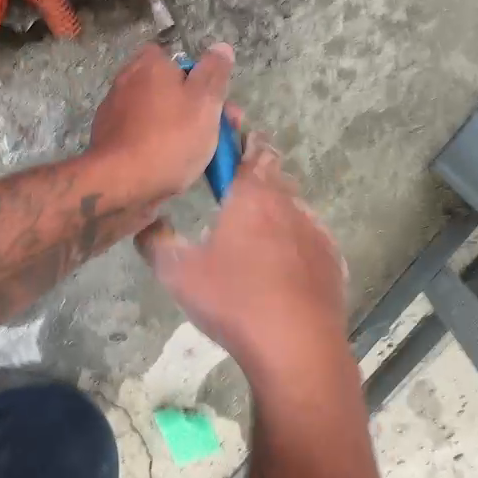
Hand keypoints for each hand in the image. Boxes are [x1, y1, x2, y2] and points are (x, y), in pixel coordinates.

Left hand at [87, 42, 235, 200]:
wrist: (122, 184)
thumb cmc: (170, 138)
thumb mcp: (204, 101)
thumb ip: (214, 72)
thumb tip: (220, 47)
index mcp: (148, 66)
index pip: (177, 59)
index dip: (199, 78)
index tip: (216, 101)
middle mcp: (127, 83)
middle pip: (169, 90)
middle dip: (197, 109)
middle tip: (222, 132)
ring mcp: (114, 114)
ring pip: (158, 116)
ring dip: (179, 130)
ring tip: (203, 156)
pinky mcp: (110, 143)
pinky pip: (143, 138)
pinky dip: (158, 147)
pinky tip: (173, 166)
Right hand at [135, 126, 349, 380]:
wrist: (296, 346)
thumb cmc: (233, 301)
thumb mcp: (176, 273)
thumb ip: (154, 241)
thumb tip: (145, 223)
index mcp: (252, 195)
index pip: (252, 148)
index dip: (241, 137)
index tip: (231, 131)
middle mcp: (289, 204)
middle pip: (276, 172)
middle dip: (257, 170)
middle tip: (234, 187)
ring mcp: (317, 232)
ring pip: (294, 206)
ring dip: (276, 209)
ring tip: (254, 234)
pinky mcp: (333, 262)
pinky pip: (311, 239)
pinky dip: (295, 241)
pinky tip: (281, 265)